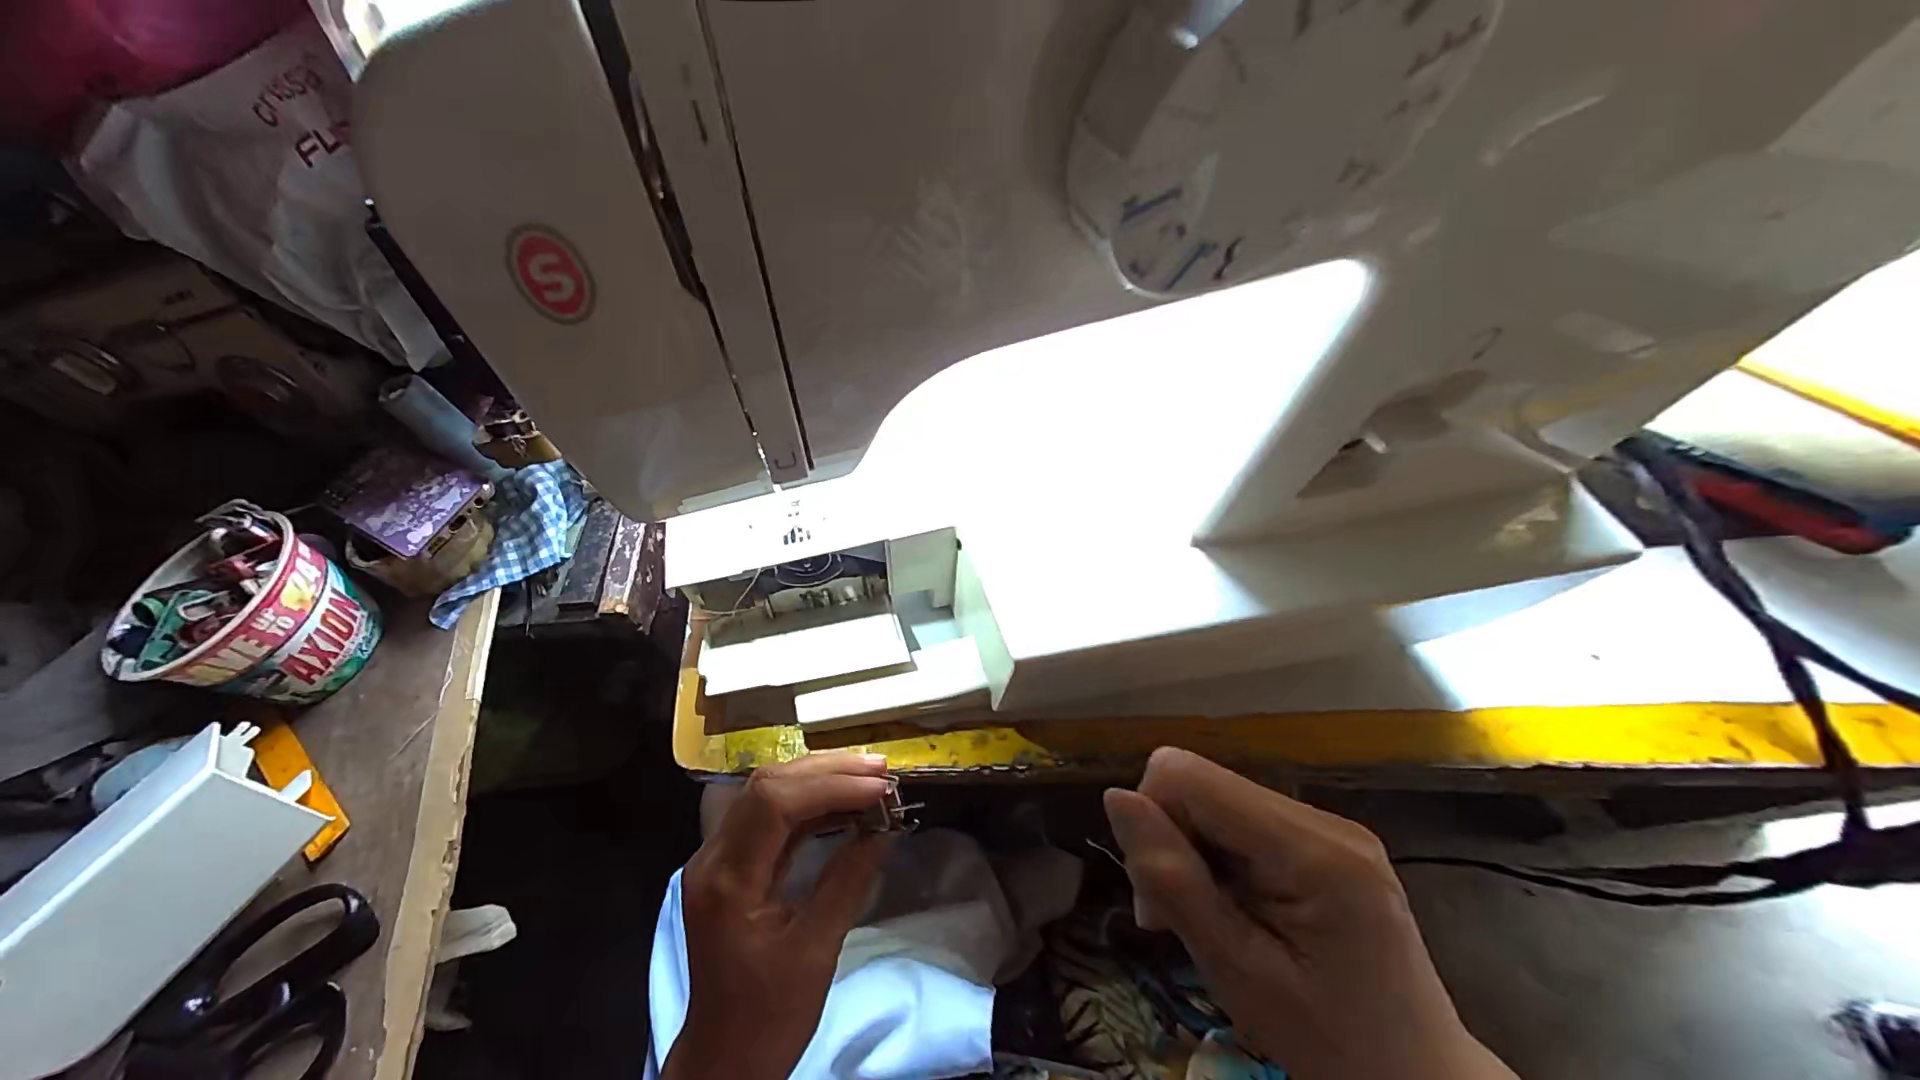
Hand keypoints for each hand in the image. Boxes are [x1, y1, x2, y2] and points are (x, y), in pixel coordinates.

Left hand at [663, 753, 894, 1079]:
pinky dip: (811, 801)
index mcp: (728, 881)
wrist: (726, 1058)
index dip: (830, 785)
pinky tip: (845, 801)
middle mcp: (713, 858)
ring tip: (871, 777)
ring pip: (768, 793)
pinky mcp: (732, 864)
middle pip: (768, 786)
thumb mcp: (817, 950)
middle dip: (828, 771)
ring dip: (821, 779)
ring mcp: (718, 858)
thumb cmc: (770, 1015)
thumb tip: (886, 828)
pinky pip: (770, 816)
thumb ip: (849, 879)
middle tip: (881, 770)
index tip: (880, 788)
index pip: (774, 804)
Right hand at [1103, 747, 1517, 1079]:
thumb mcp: (1236, 971)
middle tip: (1169, 919)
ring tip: (1201, 921)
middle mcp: (1324, 820)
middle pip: (1200, 784)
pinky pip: (1241, 820)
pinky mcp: (1325, 840)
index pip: (1188, 776)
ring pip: (1214, 800)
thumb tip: (1115, 796)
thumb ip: (1173, 878)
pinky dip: (1216, 858)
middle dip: (1169, 842)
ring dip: (1189, 853)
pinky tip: (1227, 908)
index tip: (1154, 895)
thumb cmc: (1328, 1043)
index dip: (1152, 818)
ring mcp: (1329, 826)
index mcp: (1313, 849)